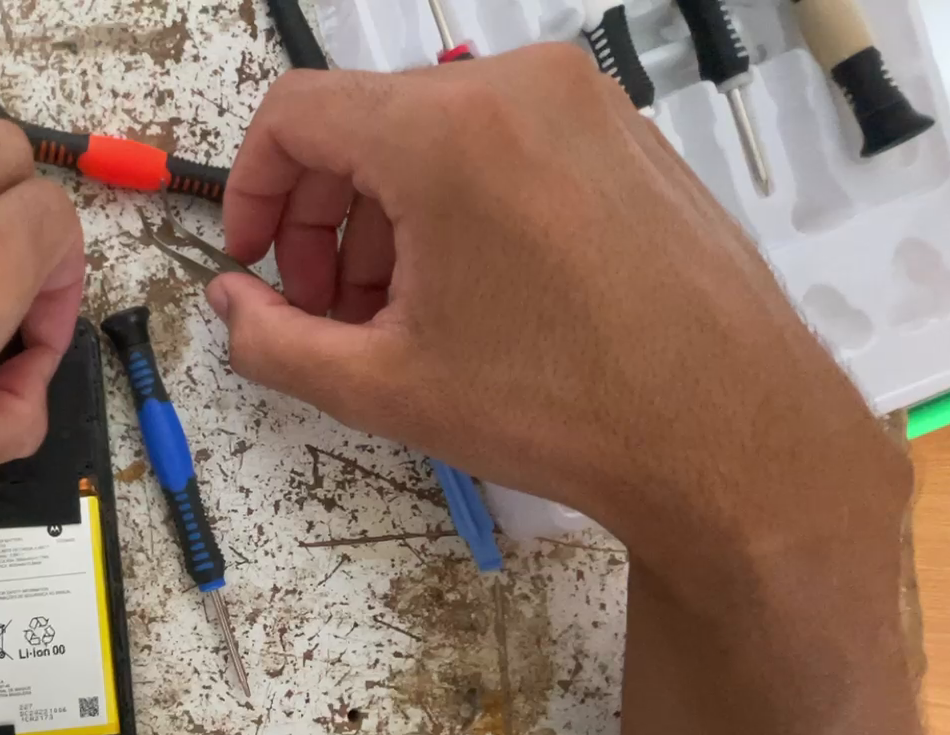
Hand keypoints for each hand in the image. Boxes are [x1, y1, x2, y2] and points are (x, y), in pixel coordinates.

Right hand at [209, 50, 906, 587]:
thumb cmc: (538, 406)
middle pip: (356, 128)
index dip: (248, 189)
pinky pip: (487, 151)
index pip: (294, 113)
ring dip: (372, 228)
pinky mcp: (615, 136)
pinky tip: (454, 300)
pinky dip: (438, 216)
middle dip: (312, 223)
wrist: (724, 434)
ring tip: (387, 320)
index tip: (250, 265)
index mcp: (446, 133)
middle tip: (320, 313)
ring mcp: (578, 103)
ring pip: (420, 142)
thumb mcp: (372, 386)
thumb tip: (225, 298)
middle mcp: (514, 86)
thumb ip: (268, 339)